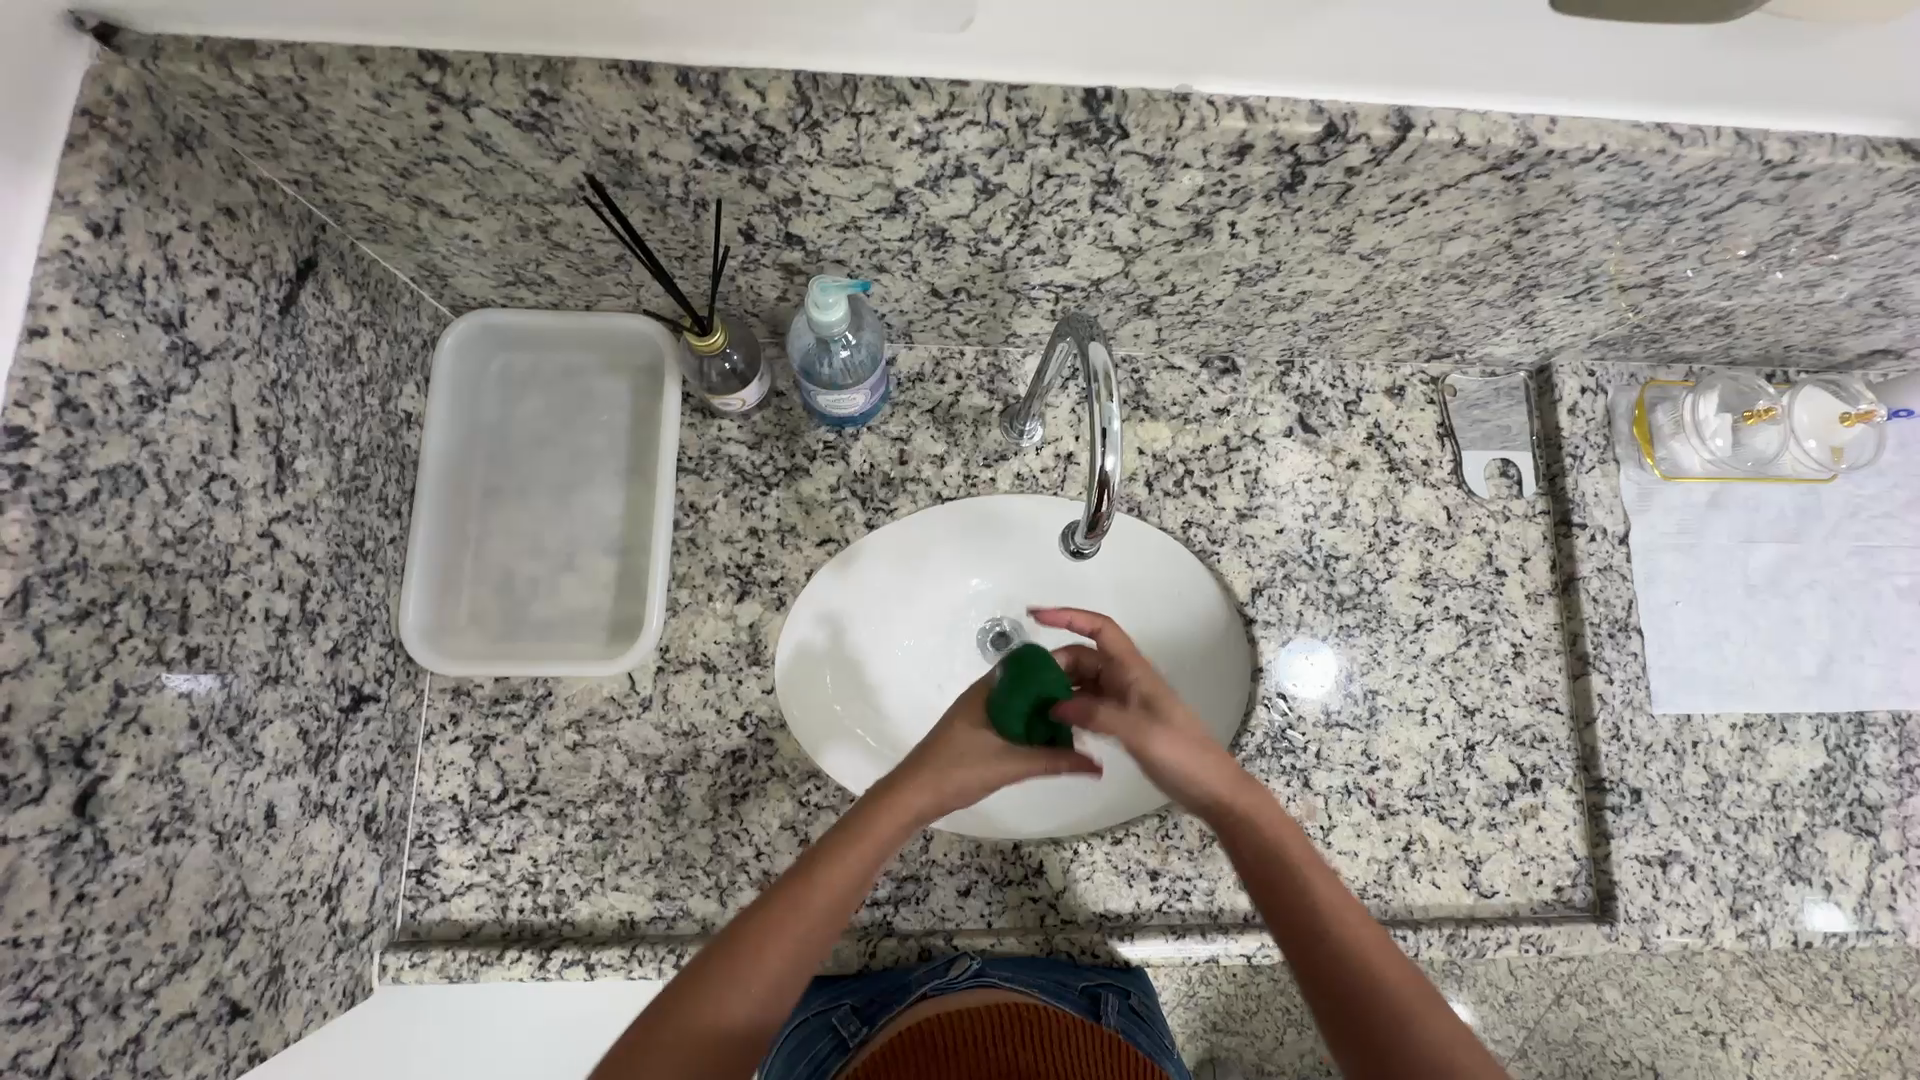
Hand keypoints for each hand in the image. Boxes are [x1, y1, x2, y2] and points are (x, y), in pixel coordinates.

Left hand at [877, 669, 1101, 824]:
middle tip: (1093, 706)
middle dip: (1058, 695)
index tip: (1092, 679)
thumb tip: (1096, 764)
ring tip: (1079, 725)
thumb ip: (1054, 761)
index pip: (1031, 664)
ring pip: (1022, 707)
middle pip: (1030, 686)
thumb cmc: (956, 770)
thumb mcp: (1010, 764)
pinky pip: (1013, 723)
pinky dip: (1033, 730)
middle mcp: (986, 695)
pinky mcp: (979, 734)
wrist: (914, 795)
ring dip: (1046, 715)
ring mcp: (981, 715)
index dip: (1061, 668)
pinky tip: (1052, 744)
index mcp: (989, 689)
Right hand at [1032, 606, 1252, 820]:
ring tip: (1031, 706)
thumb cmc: (1181, 753)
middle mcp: (1125, 679)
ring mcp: (1123, 701)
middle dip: (1054, 664)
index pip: (1099, 628)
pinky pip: (1087, 706)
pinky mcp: (1122, 722)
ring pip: (1082, 683)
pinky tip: (1052, 726)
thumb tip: (1055, 705)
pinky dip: (1069, 710)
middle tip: (1026, 686)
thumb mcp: (1138, 731)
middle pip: (1083, 658)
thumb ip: (1096, 714)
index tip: (1036, 616)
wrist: (1210, 788)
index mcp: (1133, 670)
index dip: (1069, 616)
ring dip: (1058, 689)